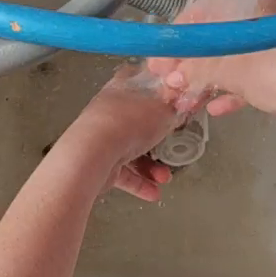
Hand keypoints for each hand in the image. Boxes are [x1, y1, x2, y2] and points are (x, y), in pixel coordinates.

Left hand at [54, 66, 183, 201]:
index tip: (170, 102)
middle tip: (171, 148)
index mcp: (122, 89)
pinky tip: (153, 192)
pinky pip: (122, 172)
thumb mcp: (164, 109)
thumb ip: (174, 108)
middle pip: (137, 123)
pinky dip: (138, 183)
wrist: (94, 152)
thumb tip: (180, 103)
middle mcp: (109, 112)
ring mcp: (101, 137)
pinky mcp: (98, 162)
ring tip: (163, 178)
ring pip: (130, 151)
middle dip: (158, 141)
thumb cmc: (129, 122)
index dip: (156, 91)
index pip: (139, 84)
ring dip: (150, 167)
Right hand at [147, 0, 275, 121]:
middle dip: (193, 63)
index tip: (160, 62)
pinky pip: (256, 73)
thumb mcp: (229, 69)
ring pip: (237, 57)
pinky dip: (236, 87)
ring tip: (189, 98)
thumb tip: (174, 77)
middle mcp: (270, 14)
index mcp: (255, 0)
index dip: (178, 39)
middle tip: (171, 82)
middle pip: (220, 36)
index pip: (204, 12)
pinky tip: (218, 107)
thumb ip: (196, 70)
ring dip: (211, 78)